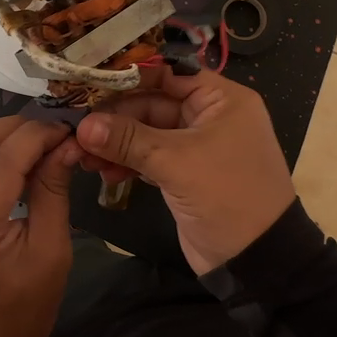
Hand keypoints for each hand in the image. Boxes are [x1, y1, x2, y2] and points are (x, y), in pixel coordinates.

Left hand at [0, 117, 79, 336]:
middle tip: (48, 128)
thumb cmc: (29, 306)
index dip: (35, 137)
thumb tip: (65, 143)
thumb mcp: (53, 250)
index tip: (64, 128)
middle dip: (11, 127)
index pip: (1, 163)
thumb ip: (53, 190)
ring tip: (35, 139)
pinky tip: (14, 158)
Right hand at [75, 68, 295, 274]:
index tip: (88, 80)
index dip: (128, 75)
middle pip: (152, 102)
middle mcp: (209, 115)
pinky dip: (126, 161)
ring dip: (115, 141)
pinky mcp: (184, 173)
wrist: (259, 264)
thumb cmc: (227, 196)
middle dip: (115, 116)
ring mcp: (196, 146)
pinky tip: (100, 170)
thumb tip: (83, 126)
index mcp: (221, 99)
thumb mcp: (177, 163)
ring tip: (81, 152)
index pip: (168, 72)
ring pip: (146, 132)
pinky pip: (148, 157)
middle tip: (78, 125)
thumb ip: (128, 140)